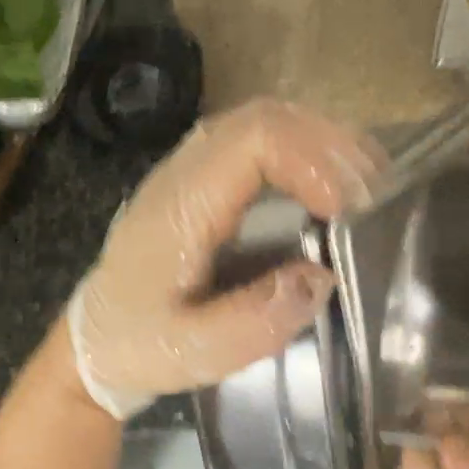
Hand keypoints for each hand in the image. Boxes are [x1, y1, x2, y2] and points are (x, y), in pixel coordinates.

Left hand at [66, 99, 384, 418]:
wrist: (92, 345)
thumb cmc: (136, 348)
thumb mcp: (192, 352)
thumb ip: (254, 320)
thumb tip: (321, 278)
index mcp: (180, 206)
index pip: (254, 139)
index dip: (313, 159)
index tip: (348, 208)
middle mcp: (182, 174)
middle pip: (264, 117)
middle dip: (330, 145)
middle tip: (376, 192)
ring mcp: (186, 175)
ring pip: (261, 124)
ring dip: (319, 145)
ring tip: (362, 188)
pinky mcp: (196, 189)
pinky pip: (253, 147)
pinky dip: (300, 157)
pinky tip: (325, 192)